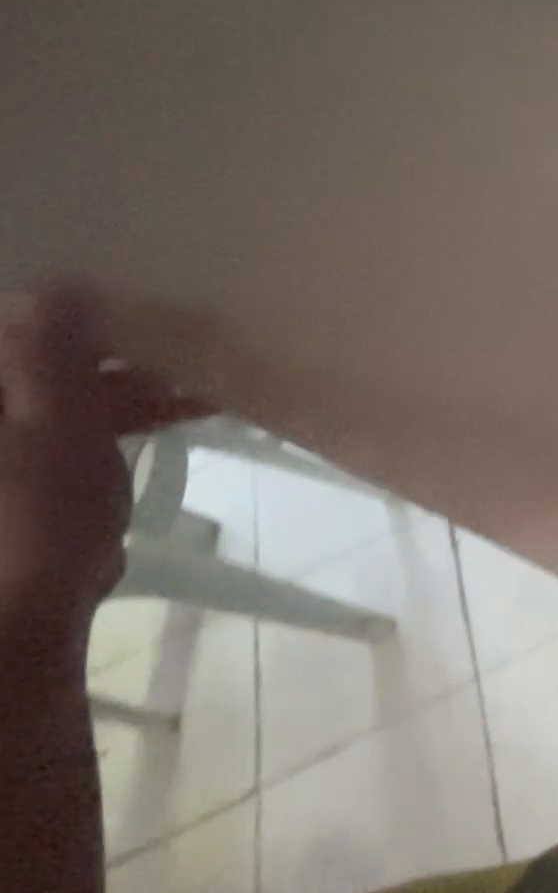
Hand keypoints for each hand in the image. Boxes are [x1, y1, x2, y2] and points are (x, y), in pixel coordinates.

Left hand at [0, 291, 209, 662]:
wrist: (21, 608)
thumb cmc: (28, 518)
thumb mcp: (51, 433)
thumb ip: (53, 362)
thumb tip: (60, 285)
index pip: (17, 327)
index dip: (59, 302)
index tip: (123, 285)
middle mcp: (0, 404)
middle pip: (42, 352)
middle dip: (111, 340)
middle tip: (181, 326)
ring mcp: (17, 434)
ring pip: (69, 383)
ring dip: (133, 376)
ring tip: (203, 372)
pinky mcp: (34, 460)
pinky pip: (83, 414)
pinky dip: (130, 409)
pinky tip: (187, 407)